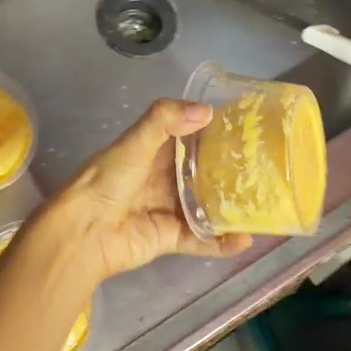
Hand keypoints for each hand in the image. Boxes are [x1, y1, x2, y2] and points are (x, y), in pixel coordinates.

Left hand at [41, 99, 252, 279]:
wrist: (86, 230)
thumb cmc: (108, 179)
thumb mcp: (134, 142)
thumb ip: (165, 120)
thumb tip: (207, 110)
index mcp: (151, 149)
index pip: (187, 135)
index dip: (211, 130)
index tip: (245, 127)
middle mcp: (161, 176)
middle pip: (200, 171)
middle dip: (227, 169)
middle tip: (265, 167)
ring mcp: (167, 208)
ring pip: (205, 205)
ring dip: (229, 206)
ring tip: (263, 203)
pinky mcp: (170, 237)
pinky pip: (201, 239)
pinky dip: (222, 241)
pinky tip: (247, 239)